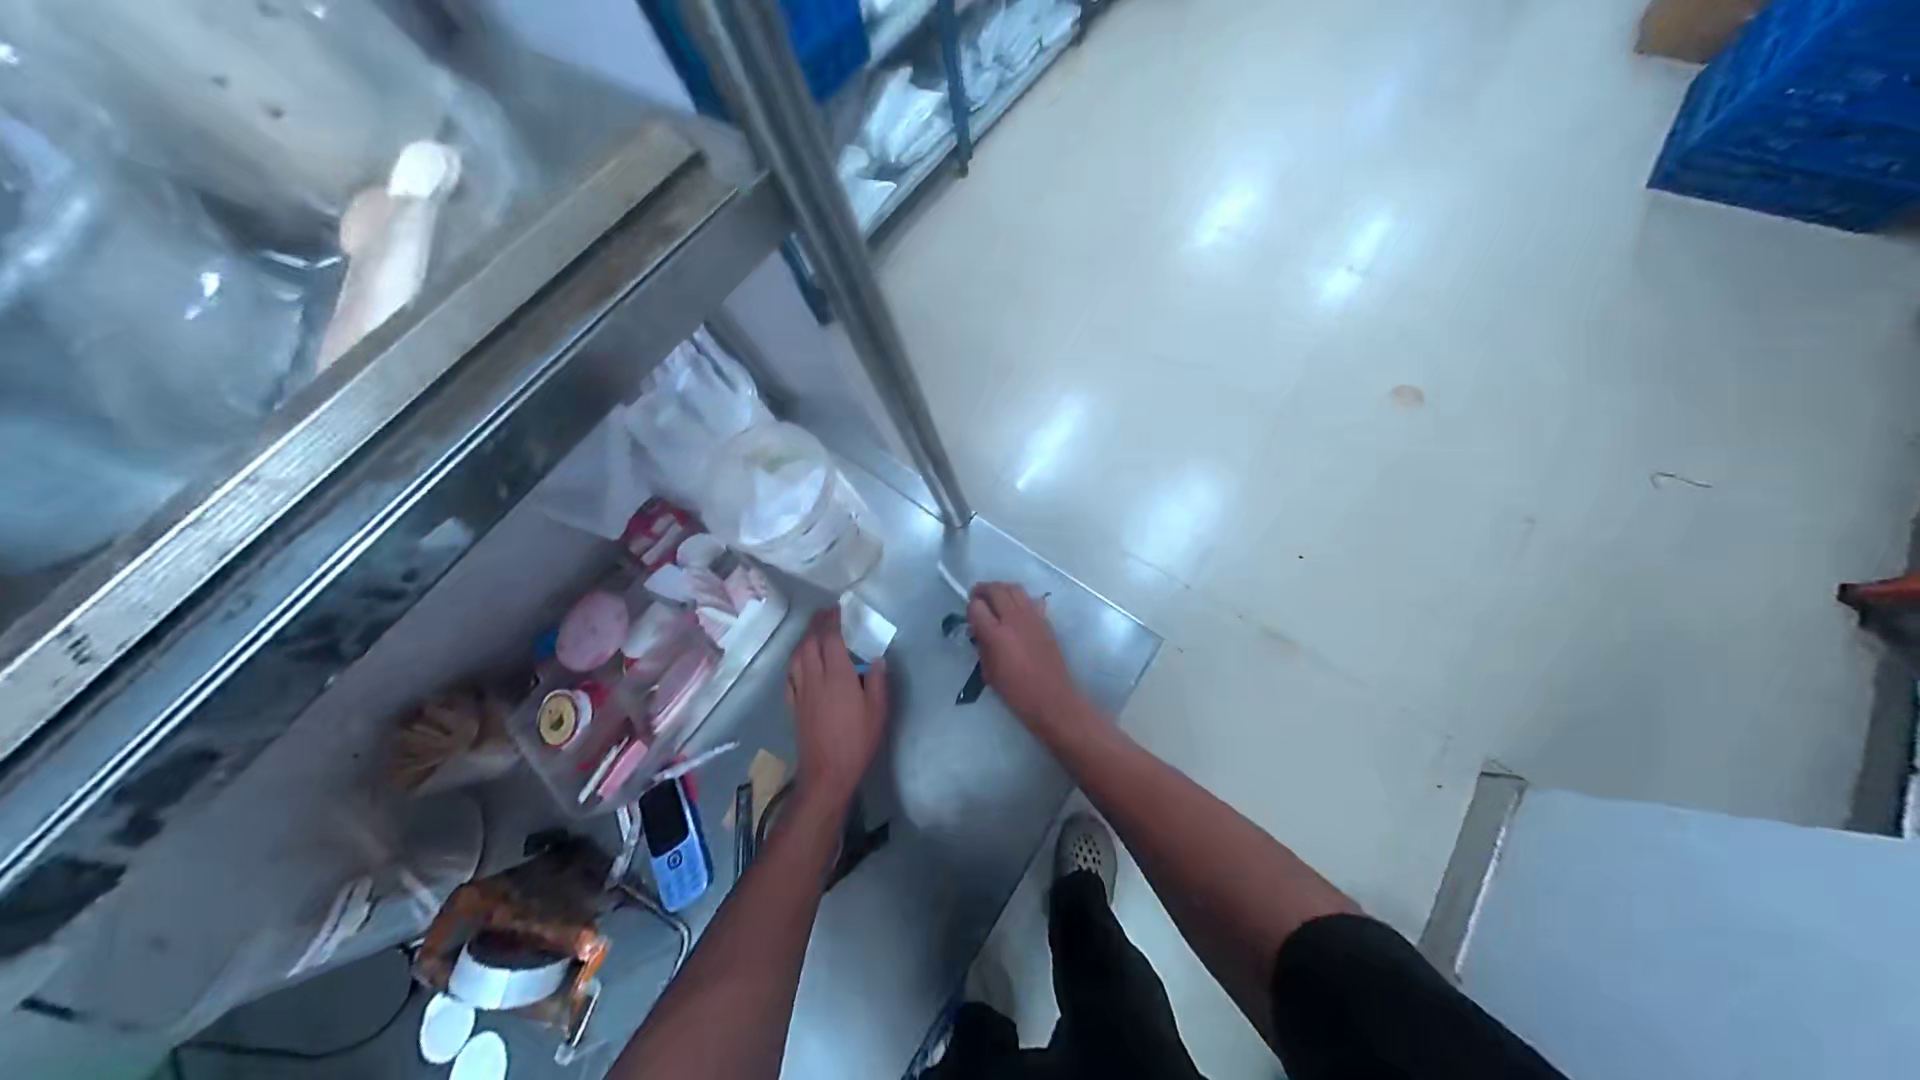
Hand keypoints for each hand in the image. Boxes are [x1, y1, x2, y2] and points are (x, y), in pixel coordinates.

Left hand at [785, 608, 887, 814]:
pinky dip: (795, 661)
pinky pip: (790, 675)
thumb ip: (876, 681)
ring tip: (813, 633)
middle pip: (809, 643)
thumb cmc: (857, 741)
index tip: (838, 609)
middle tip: (825, 614)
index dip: (833, 621)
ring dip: (804, 640)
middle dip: (816, 625)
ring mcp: (801, 692)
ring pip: (797, 657)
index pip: (831, 639)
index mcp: (837, 676)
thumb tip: (875, 659)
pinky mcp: (793, 705)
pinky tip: (800, 663)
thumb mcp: (878, 711)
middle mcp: (815, 678)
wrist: (826, 772)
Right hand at [968, 583, 1085, 733]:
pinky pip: (1030, 599)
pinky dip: (1019, 598)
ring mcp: (1032, 617)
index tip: (969, 616)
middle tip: (976, 597)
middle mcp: (1013, 619)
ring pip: (1014, 588)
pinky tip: (1016, 609)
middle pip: (995, 590)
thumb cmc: (1016, 692)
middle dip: (982, 590)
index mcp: (996, 634)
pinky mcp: (1045, 620)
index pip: (976, 606)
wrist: (1052, 698)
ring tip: (995, 598)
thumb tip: (979, 630)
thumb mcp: (989, 672)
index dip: (970, 608)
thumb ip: (982, 646)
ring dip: (1001, 589)